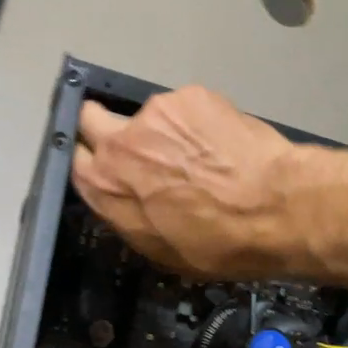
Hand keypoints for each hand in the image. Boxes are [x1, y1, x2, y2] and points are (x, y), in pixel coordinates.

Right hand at [73, 87, 310, 277]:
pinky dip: (192, 122)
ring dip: (159, 131)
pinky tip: (217, 143)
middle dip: (105, 128)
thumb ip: (126, 215)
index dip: (91, 163)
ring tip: (193, 155)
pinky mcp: (189, 95)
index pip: (75, 158)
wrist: (273, 209)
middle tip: (137, 151)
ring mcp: (154, 113)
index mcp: (104, 188)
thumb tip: (122, 198)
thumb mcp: (158, 251)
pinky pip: (181, 108)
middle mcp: (119, 144)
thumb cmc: (215, 246)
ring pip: (143, 115)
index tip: (106, 170)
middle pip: (91, 117)